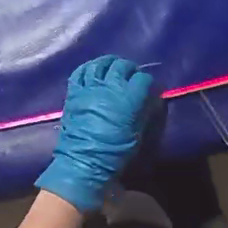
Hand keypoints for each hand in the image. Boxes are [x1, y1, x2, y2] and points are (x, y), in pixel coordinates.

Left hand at [35, 54, 158, 212]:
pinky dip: (89, 68)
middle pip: (122, 66)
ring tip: (113, 68)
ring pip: (101, 64)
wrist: (84, 163)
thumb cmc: (115, 153)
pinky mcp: (74, 92)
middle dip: (130, 69)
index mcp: (129, 99)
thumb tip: (153, 99)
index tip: (148, 87)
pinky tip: (94, 71)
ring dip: (110, 63)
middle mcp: (110, 87)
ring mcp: (90, 88)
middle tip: (131, 76)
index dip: (147, 82)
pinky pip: (80, 72)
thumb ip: (146, 113)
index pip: (143, 79)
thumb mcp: (138, 135)